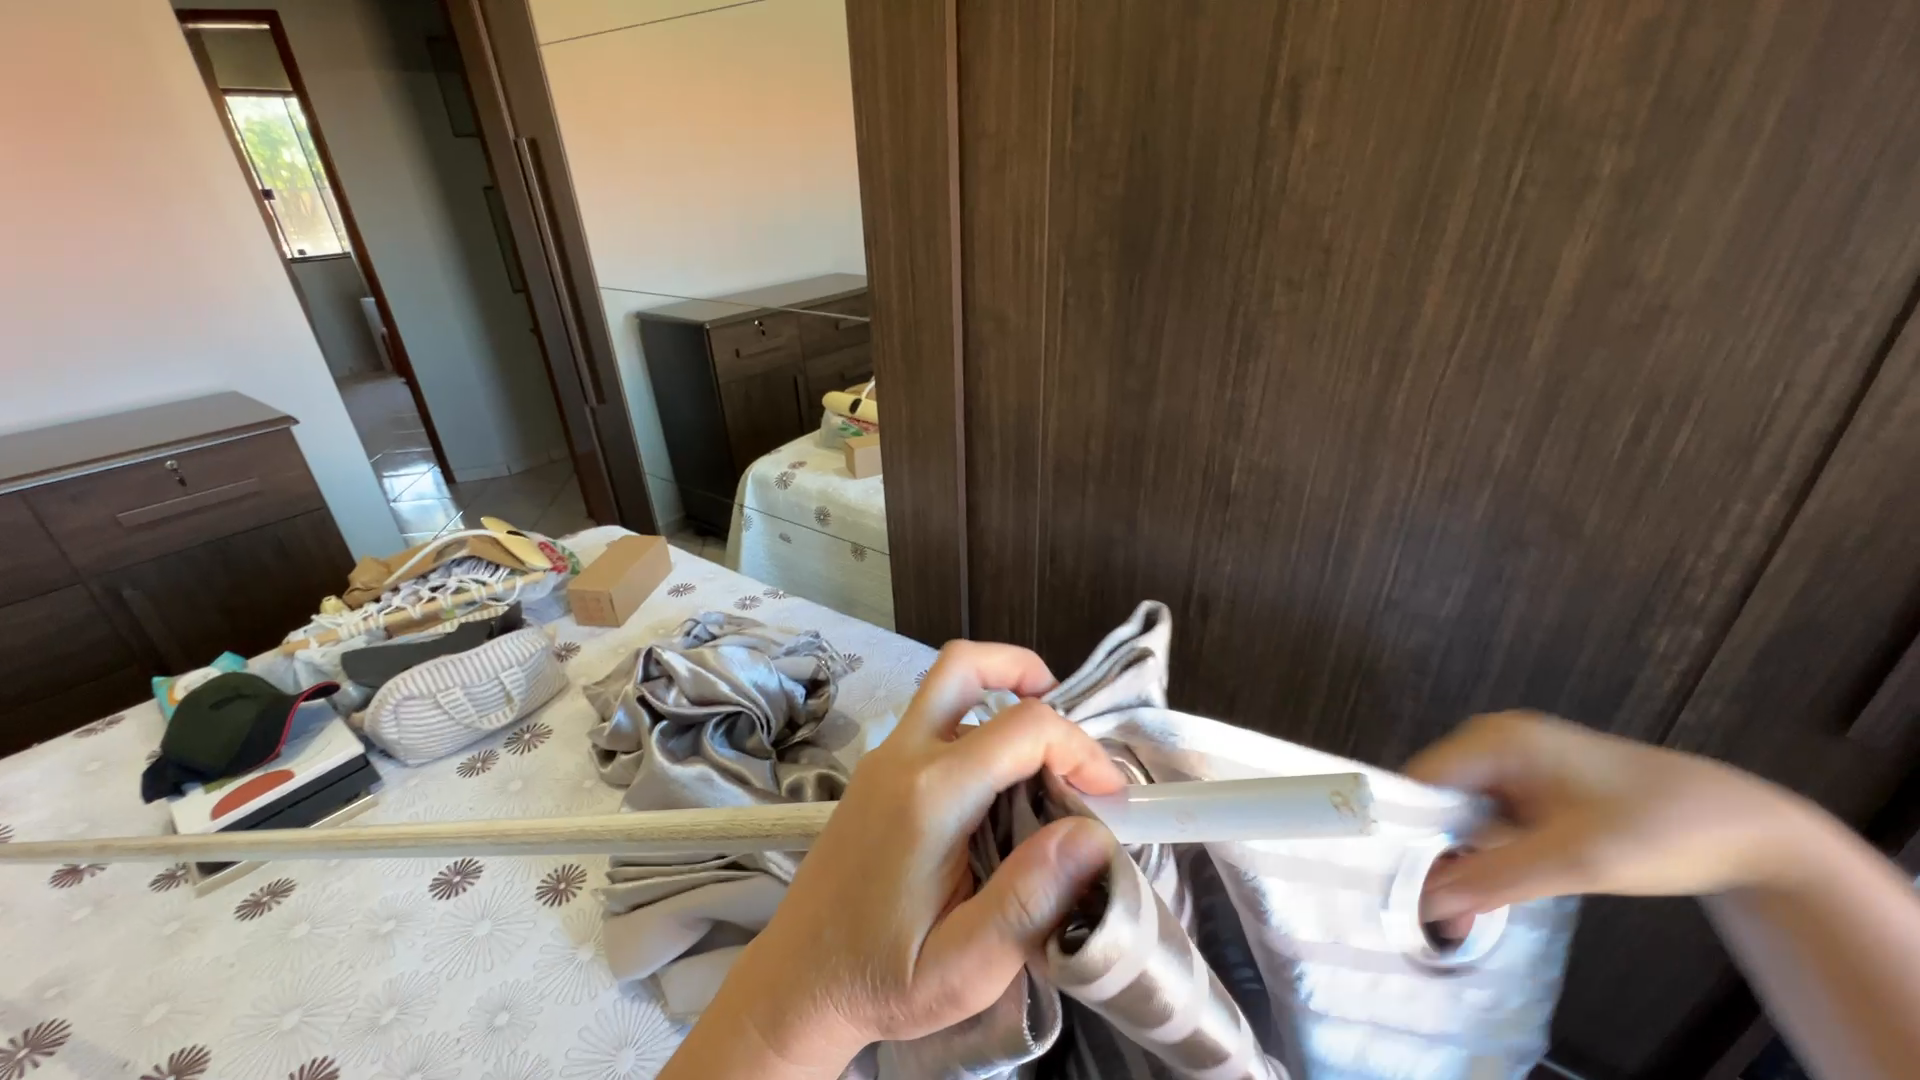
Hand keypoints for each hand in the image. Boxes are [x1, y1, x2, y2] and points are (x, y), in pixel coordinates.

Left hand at [705, 642, 1124, 1072]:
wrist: (797, 981)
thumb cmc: (881, 979)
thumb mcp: (964, 967)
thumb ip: (1029, 900)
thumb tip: (1091, 835)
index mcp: (931, 796)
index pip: (1024, 728)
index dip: (1080, 749)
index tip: (1108, 797)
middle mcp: (903, 758)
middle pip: (965, 666)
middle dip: (1027, 673)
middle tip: (1070, 737)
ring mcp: (883, 760)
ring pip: (947, 688)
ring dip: (1003, 702)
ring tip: (1046, 766)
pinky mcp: (877, 774)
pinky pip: (933, 722)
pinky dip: (979, 728)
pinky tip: (1001, 791)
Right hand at [1406, 711, 1821, 921]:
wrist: (1753, 830)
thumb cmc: (1662, 830)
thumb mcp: (1576, 860)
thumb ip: (1494, 877)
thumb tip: (1424, 904)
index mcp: (1494, 740)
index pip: (1417, 782)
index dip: (1398, 830)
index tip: (1389, 882)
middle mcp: (1492, 742)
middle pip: (1433, 798)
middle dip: (1426, 852)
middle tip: (1424, 912)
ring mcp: (1513, 764)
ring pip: (1458, 813)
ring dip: (1454, 859)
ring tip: (1452, 914)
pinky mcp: (1533, 787)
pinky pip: (1486, 819)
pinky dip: (1481, 855)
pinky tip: (1483, 892)